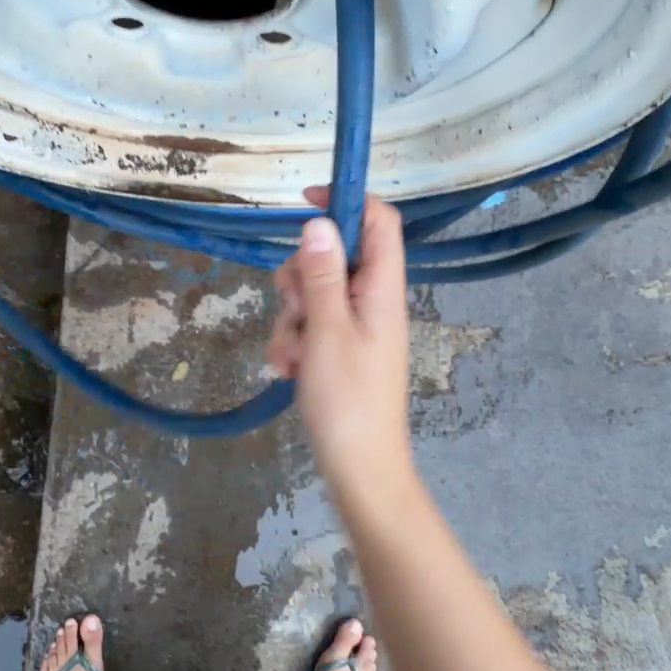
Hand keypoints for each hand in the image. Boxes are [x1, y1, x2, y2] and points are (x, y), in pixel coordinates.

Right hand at [266, 187, 412, 485]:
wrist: (359, 470)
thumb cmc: (348, 401)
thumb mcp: (327, 332)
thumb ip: (322, 275)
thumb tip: (320, 221)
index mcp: (382, 289)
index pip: (378, 221)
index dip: (346, 200)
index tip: (303, 201)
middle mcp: (372, 301)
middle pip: (334, 256)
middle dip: (300, 276)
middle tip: (292, 305)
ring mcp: (356, 327)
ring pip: (313, 293)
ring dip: (291, 318)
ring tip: (290, 355)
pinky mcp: (340, 350)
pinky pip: (310, 326)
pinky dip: (294, 341)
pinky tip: (288, 369)